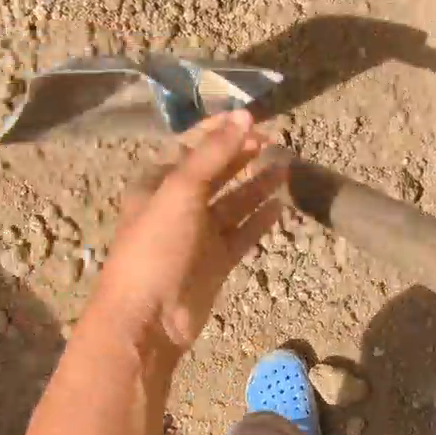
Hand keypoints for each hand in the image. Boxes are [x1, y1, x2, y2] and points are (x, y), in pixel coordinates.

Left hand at [82, 110, 284, 366]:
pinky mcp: (216, 262)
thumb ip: (214, 153)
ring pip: (233, 203)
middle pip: (215, 172)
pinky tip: (281, 205)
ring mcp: (198, 236)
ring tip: (286, 167)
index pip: (191, 146)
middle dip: (242, 155)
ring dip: (257, 185)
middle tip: (276, 140)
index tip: (252, 117)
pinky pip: (242, 234)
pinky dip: (260, 219)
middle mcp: (177, 205)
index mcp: (157, 183)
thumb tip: (245, 117)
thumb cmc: (157, 247)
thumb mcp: (181, 191)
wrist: (149, 317)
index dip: (219, 130)